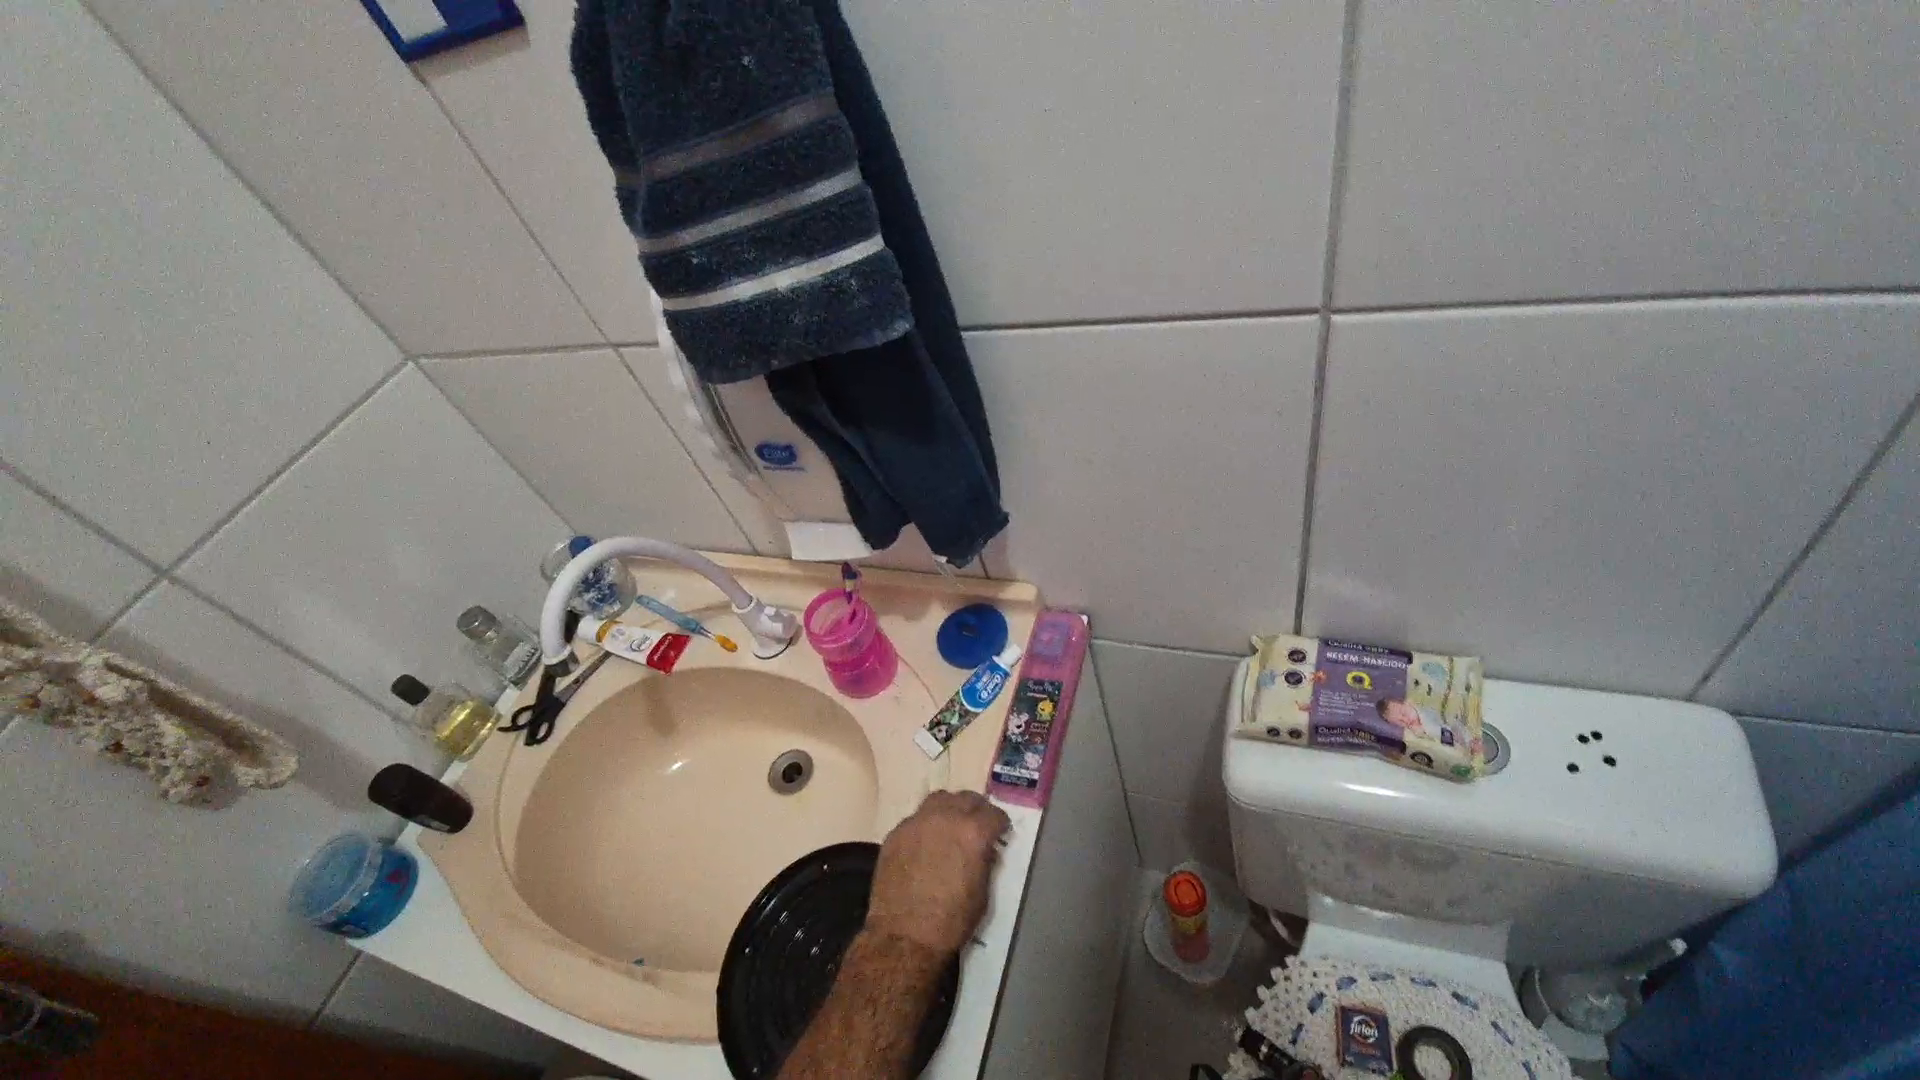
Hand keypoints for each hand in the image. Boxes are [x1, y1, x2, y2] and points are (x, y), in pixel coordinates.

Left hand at [865, 790, 1010, 958]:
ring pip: (938, 800)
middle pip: (966, 798)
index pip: (994, 814)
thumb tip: (984, 851)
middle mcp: (945, 818)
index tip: (1000, 832)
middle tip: (978, 825)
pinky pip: (916, 818)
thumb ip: (985, 863)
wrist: (904, 936)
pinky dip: (926, 824)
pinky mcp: (895, 833)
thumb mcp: (982, 894)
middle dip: (977, 809)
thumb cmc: (951, 921)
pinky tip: (926, 843)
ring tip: (951, 826)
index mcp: (973, 833)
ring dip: (950, 808)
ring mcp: (917, 823)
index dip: (1000, 824)